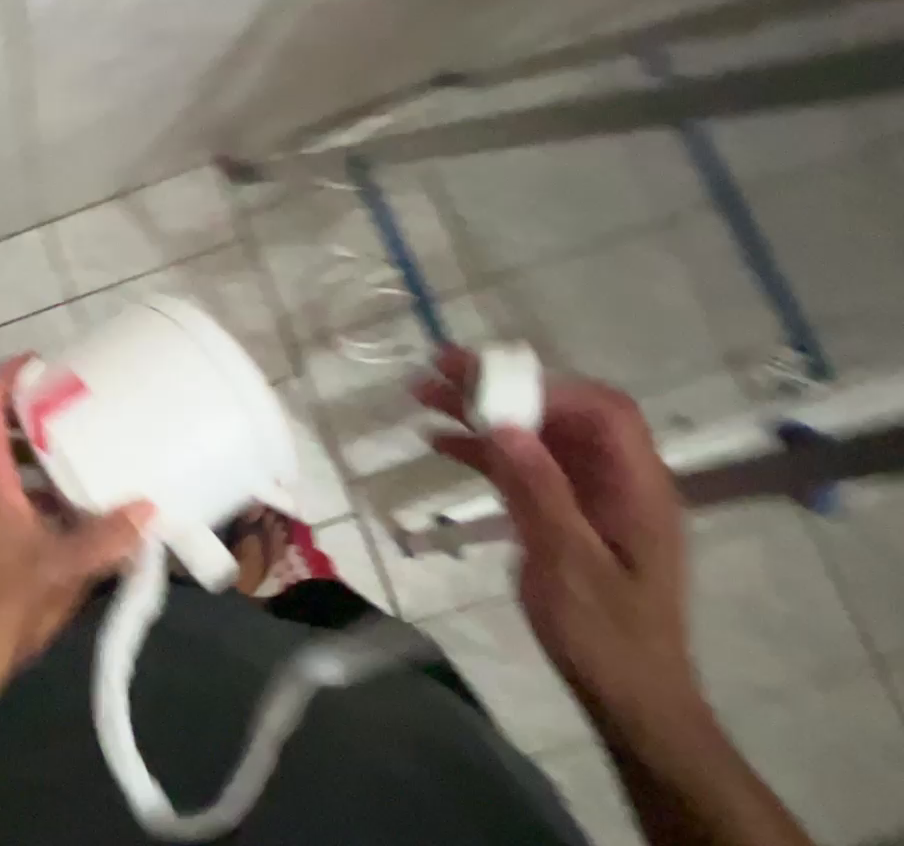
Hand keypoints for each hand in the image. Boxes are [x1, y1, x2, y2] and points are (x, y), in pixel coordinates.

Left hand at [0, 357, 154, 714]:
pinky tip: (81, 503)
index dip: (5, 379)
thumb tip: (150, 508)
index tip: (36, 360)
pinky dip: (44, 488)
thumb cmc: (5, 601)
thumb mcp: (62, 567)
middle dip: (30, 412)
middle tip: (74, 401)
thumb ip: (107, 538)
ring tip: (85, 445)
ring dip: (39, 451)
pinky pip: (18, 495)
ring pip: (8, 465)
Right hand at [413, 347, 700, 724]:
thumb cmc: (605, 632)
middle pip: (560, 414)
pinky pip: (521, 467)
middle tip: (439, 367)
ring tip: (424, 396)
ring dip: (483, 414)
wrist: (625, 693)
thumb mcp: (569, 562)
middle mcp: (613, 480)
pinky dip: (482, 450)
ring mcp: (586, 496)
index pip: (602, 412)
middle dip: (502, 387)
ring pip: (534, 437)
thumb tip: (506, 425)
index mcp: (636, 487)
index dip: (546, 386)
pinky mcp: (560, 513)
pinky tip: (440, 442)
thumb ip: (540, 491)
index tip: (484, 380)